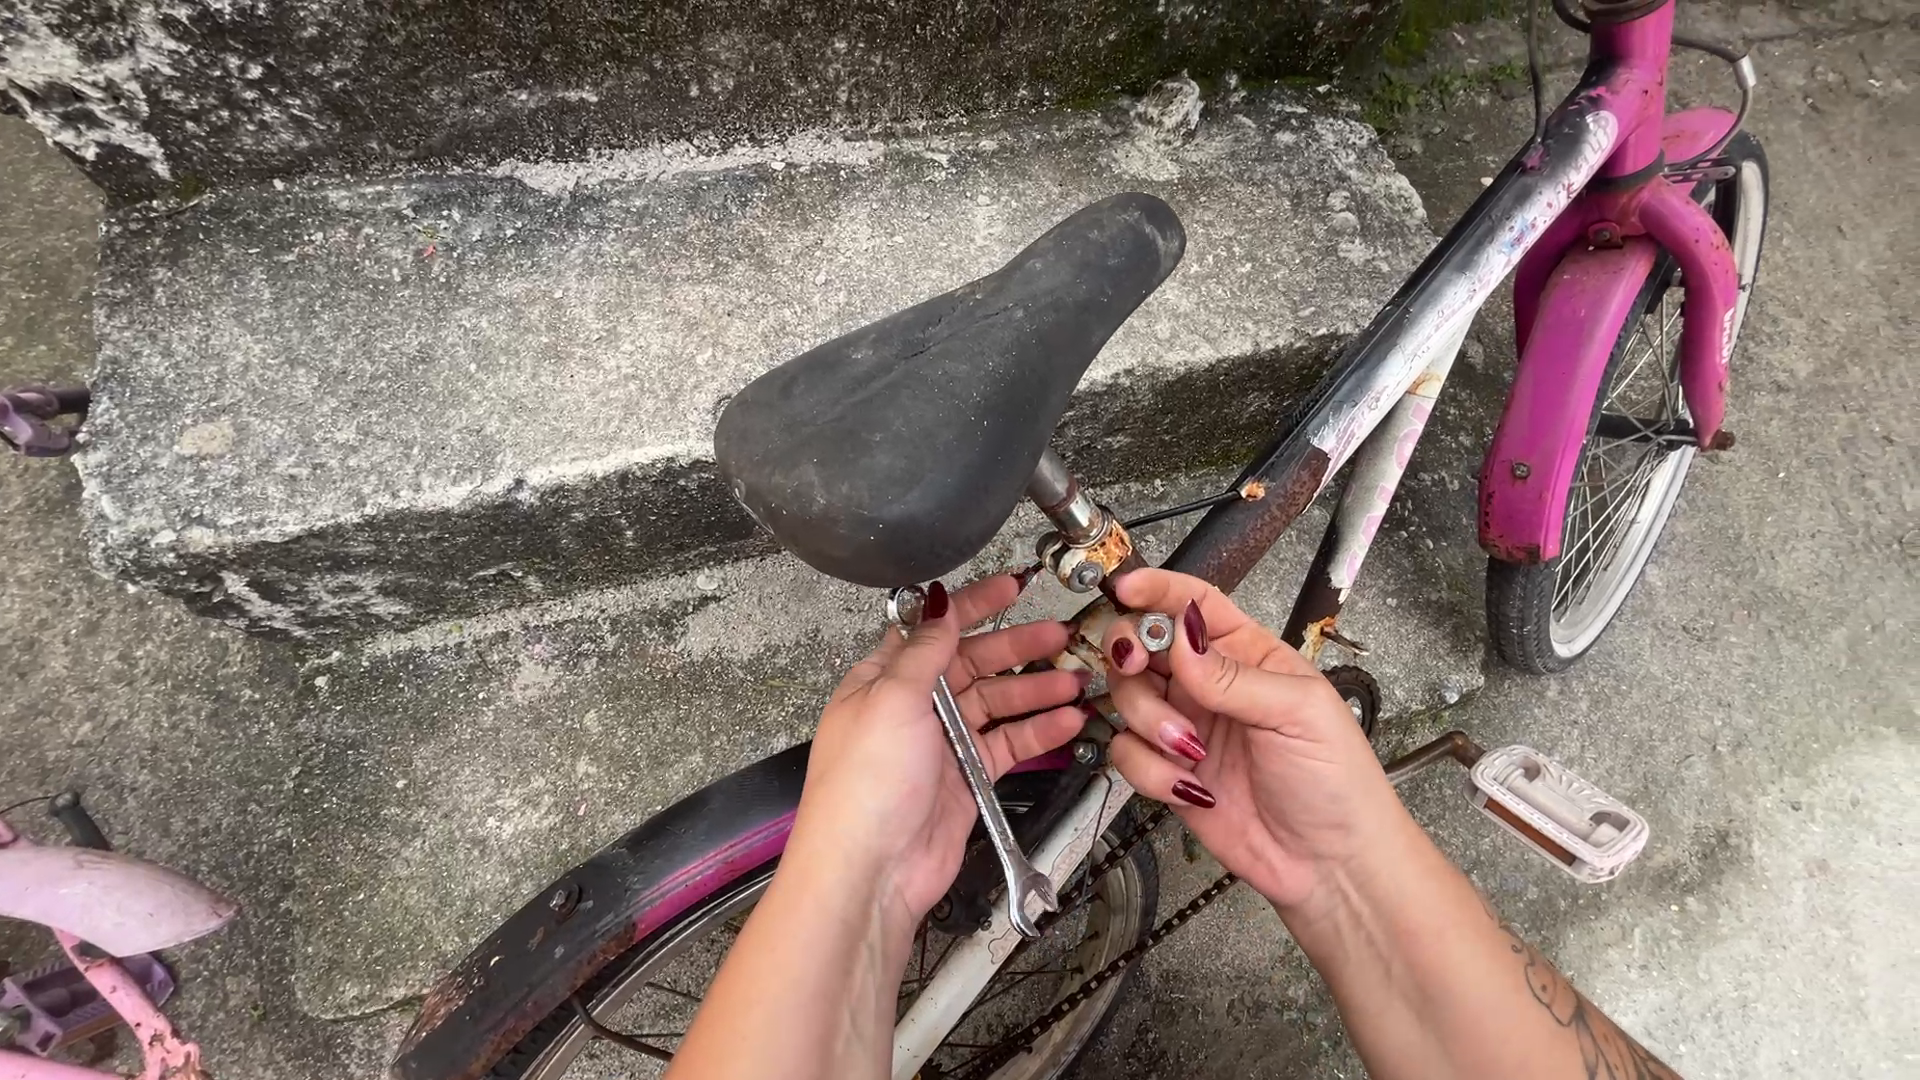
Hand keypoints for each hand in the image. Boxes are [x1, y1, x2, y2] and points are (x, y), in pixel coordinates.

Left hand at [789, 574, 1089, 931]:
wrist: (870, 870)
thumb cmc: (865, 783)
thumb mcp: (891, 699)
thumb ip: (923, 650)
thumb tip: (938, 604)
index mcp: (887, 678)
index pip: (936, 629)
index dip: (975, 605)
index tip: (1012, 587)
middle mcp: (916, 705)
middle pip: (975, 662)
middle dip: (1017, 646)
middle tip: (1060, 635)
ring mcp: (944, 741)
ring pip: (998, 702)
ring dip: (1036, 689)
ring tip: (1076, 678)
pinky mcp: (968, 775)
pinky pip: (1009, 743)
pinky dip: (1038, 730)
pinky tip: (1067, 719)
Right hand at [1098, 569, 1408, 918]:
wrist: (1328, 866)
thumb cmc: (1336, 781)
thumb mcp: (1298, 712)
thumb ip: (1232, 675)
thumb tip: (1179, 640)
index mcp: (1244, 653)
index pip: (1192, 603)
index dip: (1156, 588)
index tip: (1126, 588)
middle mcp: (1205, 682)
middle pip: (1142, 642)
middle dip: (1130, 650)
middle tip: (1136, 666)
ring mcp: (1181, 723)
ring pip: (1126, 694)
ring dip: (1146, 719)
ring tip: (1187, 748)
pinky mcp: (1164, 767)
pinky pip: (1125, 750)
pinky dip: (1147, 768)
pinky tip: (1186, 785)